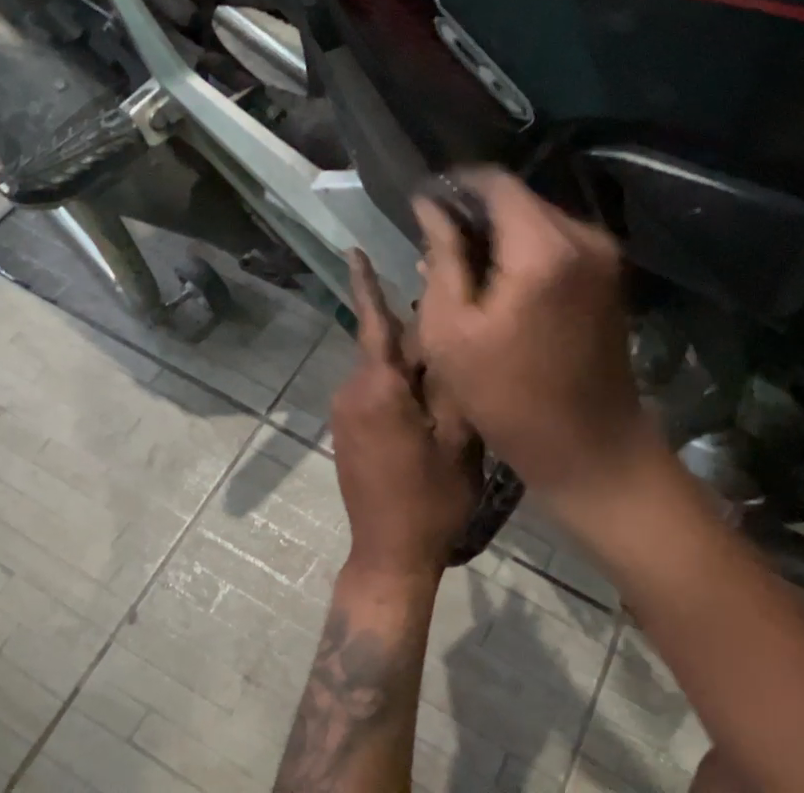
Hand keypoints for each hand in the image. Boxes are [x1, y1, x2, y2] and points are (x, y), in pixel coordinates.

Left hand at [331, 249, 481, 582]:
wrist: (389, 554)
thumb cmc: (431, 498)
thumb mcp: (458, 437)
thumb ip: (451, 379)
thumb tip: (450, 329)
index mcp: (378, 387)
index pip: (375, 322)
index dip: (368, 283)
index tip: (355, 249)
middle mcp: (352, 391)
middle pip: (386, 343)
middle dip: (415, 325)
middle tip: (451, 303)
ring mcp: (345, 412)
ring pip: (383, 367)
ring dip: (411, 356)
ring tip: (452, 346)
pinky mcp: (348, 430)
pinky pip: (375, 388)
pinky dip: (400, 379)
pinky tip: (430, 387)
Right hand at [413, 170, 660, 499]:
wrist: (593, 449)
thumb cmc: (509, 399)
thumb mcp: (452, 332)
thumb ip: (443, 257)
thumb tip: (430, 205)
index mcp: (543, 247)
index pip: (495, 182)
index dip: (455, 186)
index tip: (424, 204)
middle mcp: (583, 236)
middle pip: (520, 198)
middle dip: (477, 212)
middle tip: (438, 244)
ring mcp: (604, 255)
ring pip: (539, 219)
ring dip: (501, 233)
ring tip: (464, 267)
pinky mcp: (611, 275)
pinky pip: (559, 243)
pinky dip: (527, 251)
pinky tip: (500, 283)